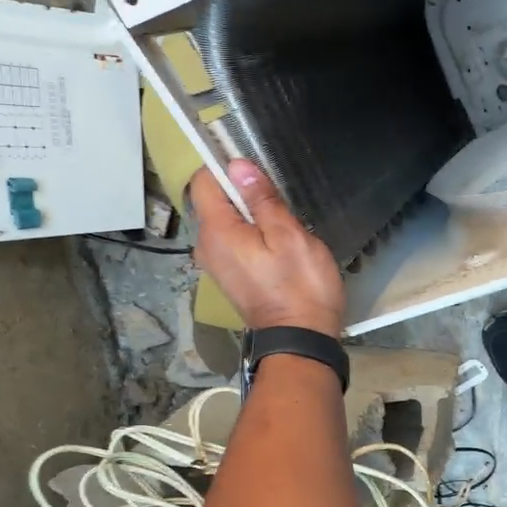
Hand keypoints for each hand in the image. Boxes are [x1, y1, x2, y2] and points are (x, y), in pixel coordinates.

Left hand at [190, 160, 345, 335]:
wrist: (301, 341)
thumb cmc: (301, 288)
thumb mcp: (290, 237)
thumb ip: (262, 200)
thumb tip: (238, 166)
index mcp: (217, 231)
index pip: (205, 181)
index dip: (228, 169)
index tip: (260, 174)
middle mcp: (206, 247)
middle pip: (216, 204)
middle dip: (244, 198)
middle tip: (282, 209)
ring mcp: (217, 267)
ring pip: (227, 227)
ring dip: (251, 222)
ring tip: (285, 233)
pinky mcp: (231, 281)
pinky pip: (235, 247)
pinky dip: (252, 241)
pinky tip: (279, 253)